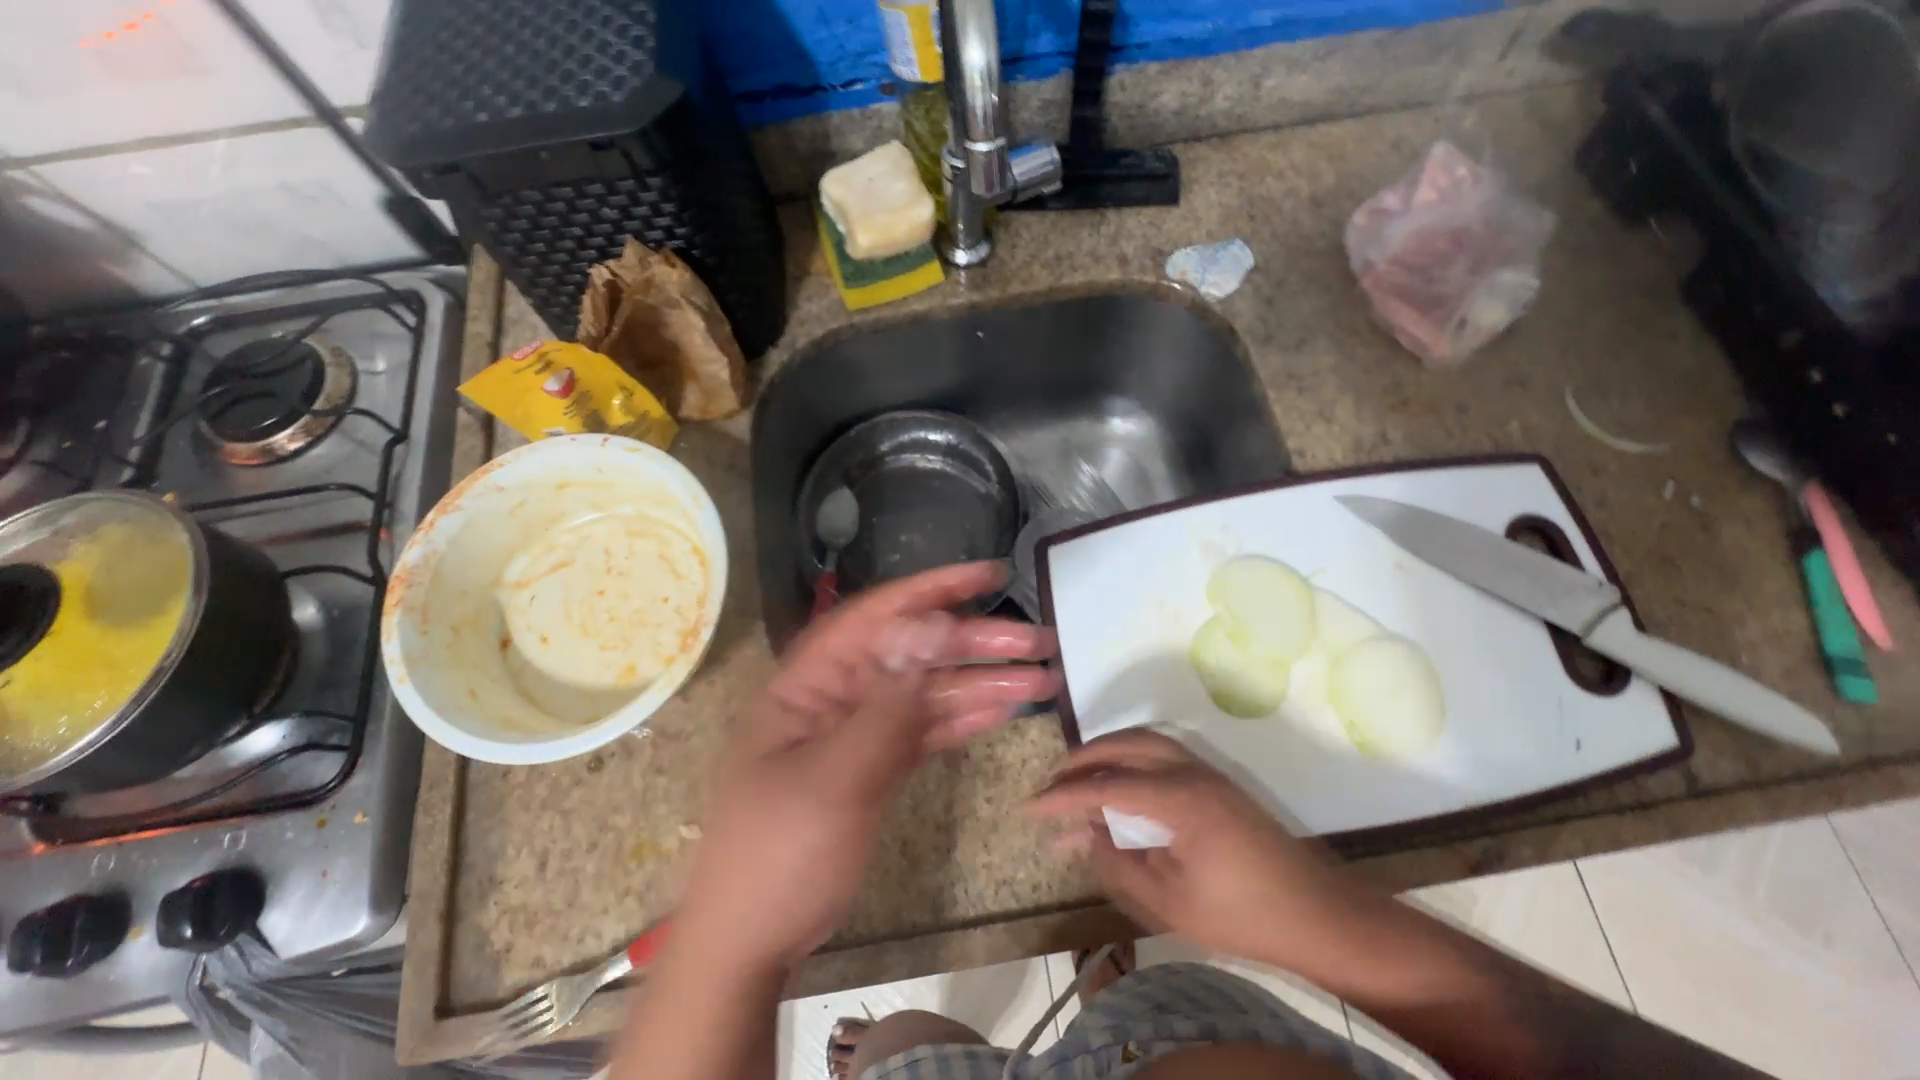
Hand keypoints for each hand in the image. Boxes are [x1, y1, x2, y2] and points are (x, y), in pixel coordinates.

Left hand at [678, 562, 1058, 970]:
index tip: (990, 576)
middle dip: (974, 644)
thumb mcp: (834, 776)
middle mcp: (835, 698)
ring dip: (980, 685)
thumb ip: (886, 703)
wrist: (751, 939)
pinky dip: (961, 722)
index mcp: (809, 683)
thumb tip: (926, 626)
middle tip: (1039, 642)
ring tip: (1042, 681)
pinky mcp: (873, 770)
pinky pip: (922, 734)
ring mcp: (855, 735)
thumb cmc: (779, 853)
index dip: (933, 590)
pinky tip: (1003, 714)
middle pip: (912, 655)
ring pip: (925, 695)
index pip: (876, 618)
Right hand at [1027, 730, 1371, 972]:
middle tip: (1051, 784)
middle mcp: (1192, 772)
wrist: (1315, 915)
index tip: (1029, 809)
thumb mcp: (1167, 899)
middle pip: (1124, 746)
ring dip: (1108, 752)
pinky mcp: (1219, 784)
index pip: (1105, 786)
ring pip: (1146, 742)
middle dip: (1082, 760)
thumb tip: (1078, 834)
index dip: (1063, 796)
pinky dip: (1131, 757)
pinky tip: (1120, 785)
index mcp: (1178, 799)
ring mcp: (1209, 773)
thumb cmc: (1239, 915)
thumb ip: (1116, 861)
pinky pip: (1163, 753)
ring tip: (1078, 778)